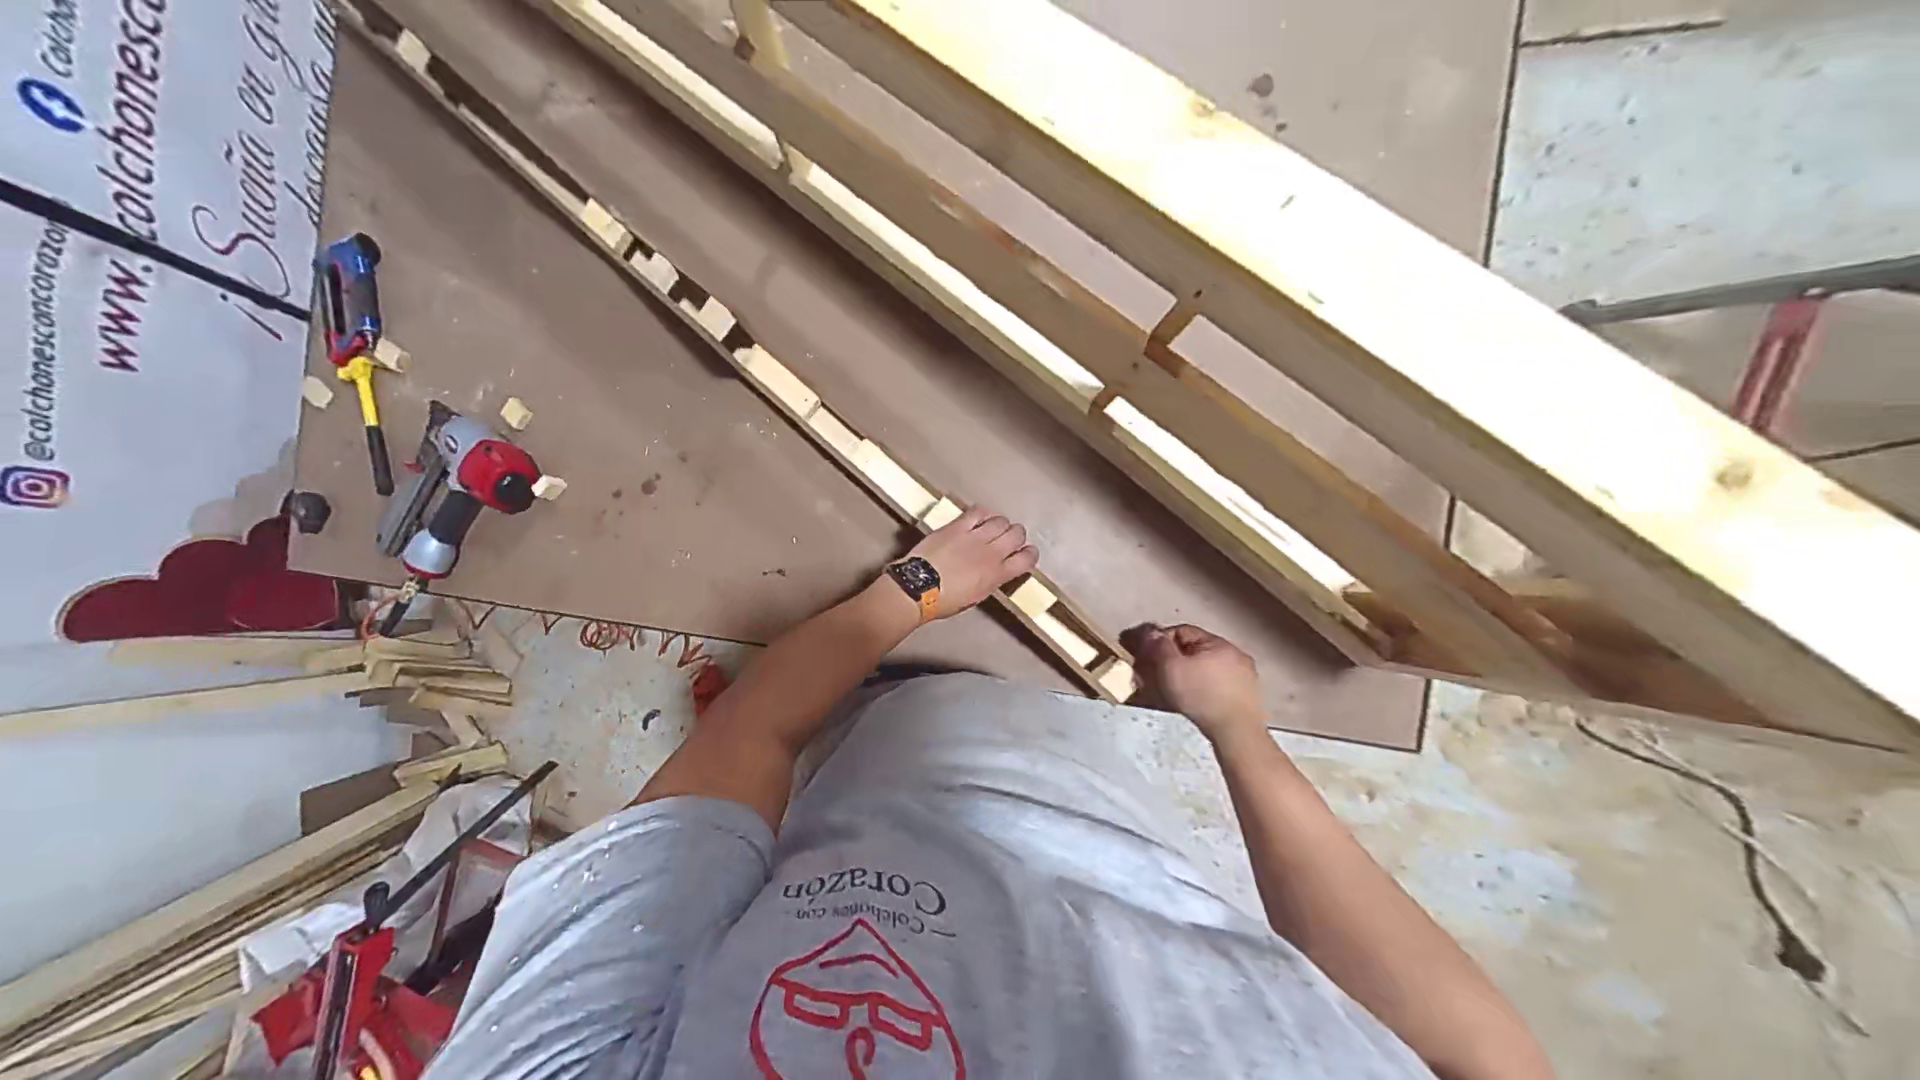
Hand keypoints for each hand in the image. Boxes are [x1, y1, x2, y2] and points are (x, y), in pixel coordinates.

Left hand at [904, 506, 1038, 619]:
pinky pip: (977, 512)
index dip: (1030, 554)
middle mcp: (991, 553)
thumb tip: (996, 572)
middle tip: (1009, 538)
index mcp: (997, 575)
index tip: (1026, 553)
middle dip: (1016, 535)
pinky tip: (979, 517)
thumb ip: (991, 581)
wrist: (918, 587)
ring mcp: (974, 537)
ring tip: (993, 527)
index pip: (1027, 559)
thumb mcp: (976, 597)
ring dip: (1000, 523)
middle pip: (1017, 534)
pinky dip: (982, 513)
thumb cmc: (944, 600)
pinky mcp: (957, 526)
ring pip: (1000, 520)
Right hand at [1122, 623, 1265, 744]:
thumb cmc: (1201, 697)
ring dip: (1191, 674)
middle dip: (1175, 659)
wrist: (1236, 732)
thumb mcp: (1170, 668)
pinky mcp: (1249, 695)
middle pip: (1195, 650)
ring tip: (1176, 690)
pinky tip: (1197, 701)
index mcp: (1216, 642)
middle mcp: (1235, 653)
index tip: (1148, 657)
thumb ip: (1159, 646)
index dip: (1161, 642)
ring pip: (1208, 668)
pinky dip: (1205, 688)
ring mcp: (1245, 675)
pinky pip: (1219, 684)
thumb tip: (1152, 632)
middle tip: (1159, 675)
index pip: (1181, 631)